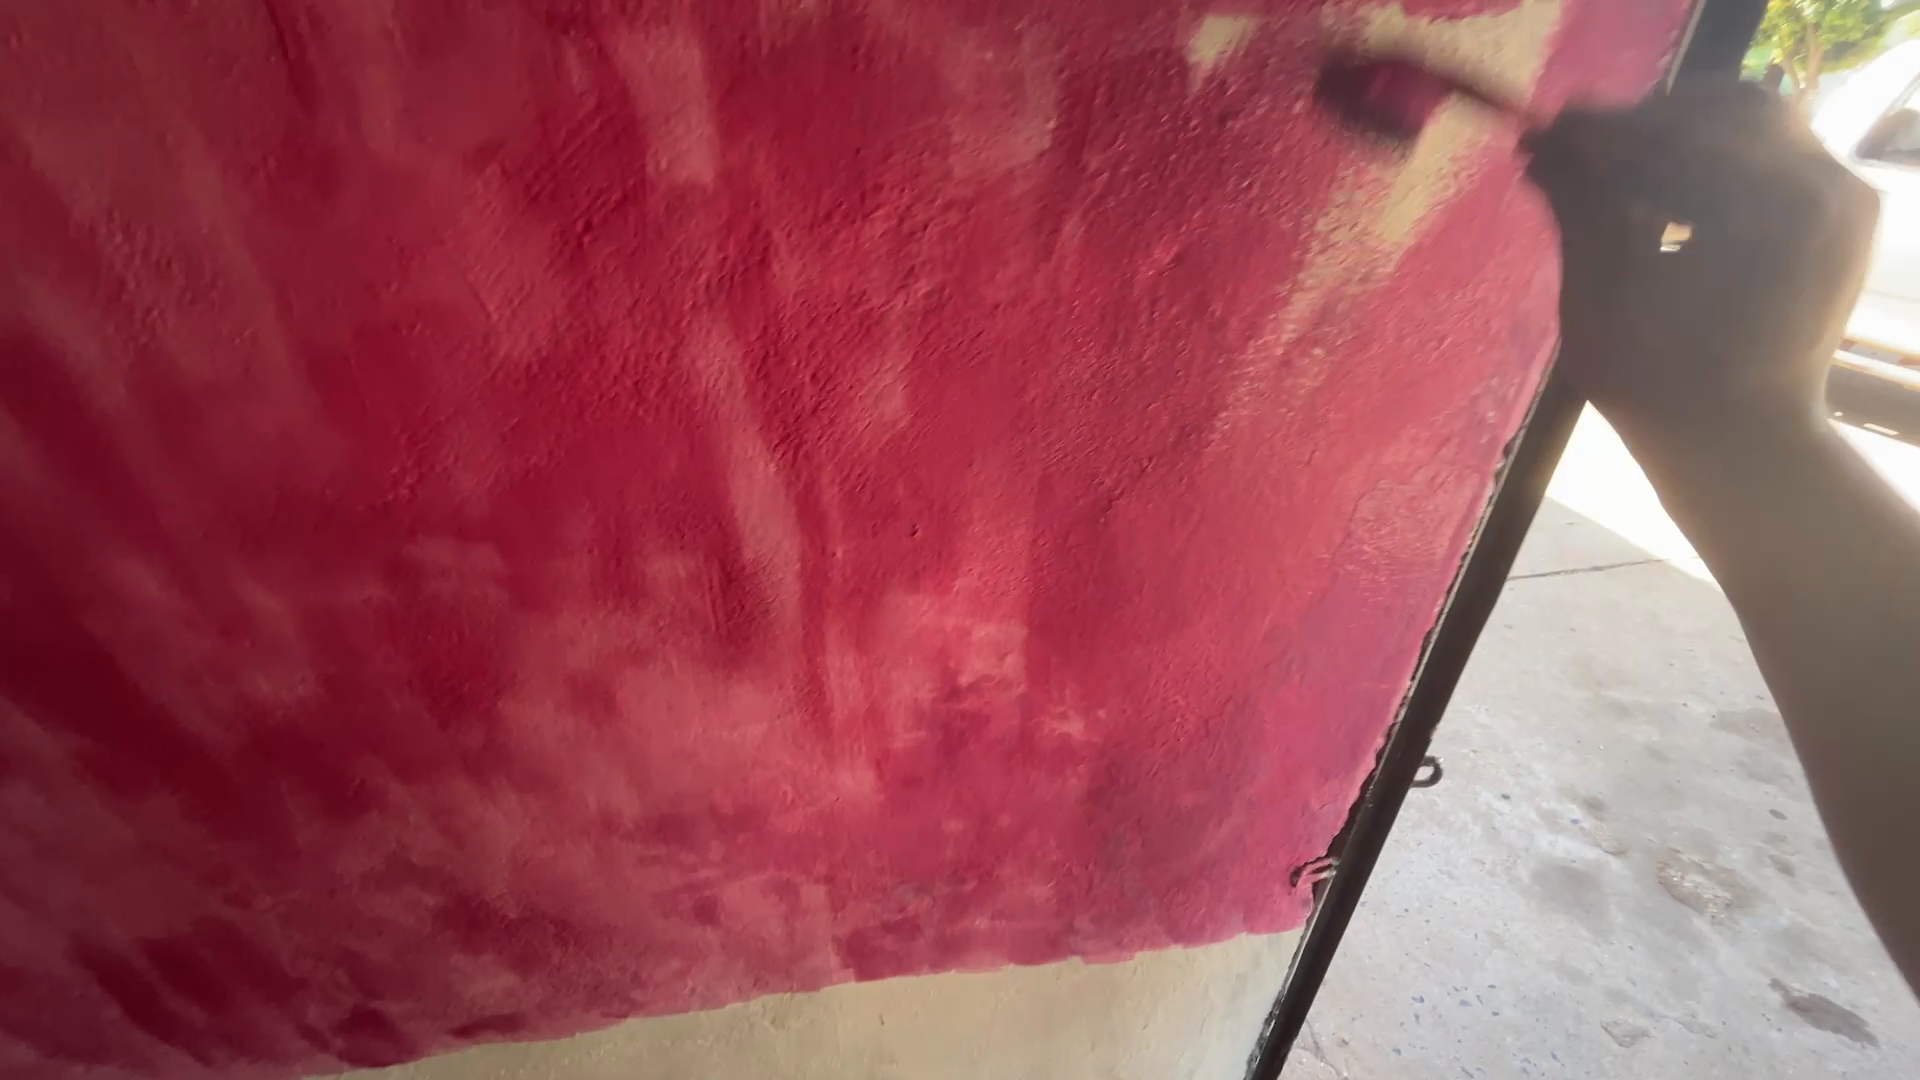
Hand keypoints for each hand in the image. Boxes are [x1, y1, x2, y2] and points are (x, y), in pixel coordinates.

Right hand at [1523, 81, 1879, 453]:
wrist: (1737, 433)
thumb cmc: (1652, 382)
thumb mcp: (1598, 298)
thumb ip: (1582, 214)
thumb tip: (1545, 154)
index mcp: (1766, 209)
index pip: (1676, 134)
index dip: (1603, 128)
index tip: (1546, 129)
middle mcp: (1824, 184)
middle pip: (1730, 109)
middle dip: (1645, 121)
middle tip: (1578, 146)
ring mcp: (1842, 197)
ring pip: (1758, 125)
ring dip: (1679, 135)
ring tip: (1612, 165)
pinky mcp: (1838, 215)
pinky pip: (1773, 159)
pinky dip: (1711, 160)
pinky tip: (1660, 189)